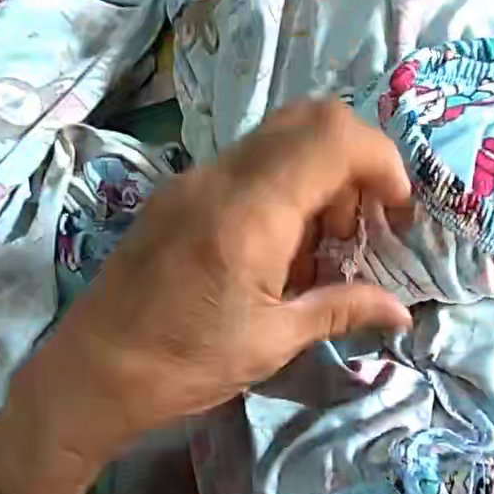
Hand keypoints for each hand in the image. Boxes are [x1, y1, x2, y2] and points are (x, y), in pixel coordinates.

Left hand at [0, 101, 414, 493]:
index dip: (383, 162)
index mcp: (250, 212)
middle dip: (354, 165)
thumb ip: (341, 310)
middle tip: (357, 231)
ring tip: (317, 252)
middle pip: (309, 120)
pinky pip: (245, 166)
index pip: (335, 136)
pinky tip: (275, 252)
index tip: (395, 214)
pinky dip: (281, 190)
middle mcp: (220, 177)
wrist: (93, 373)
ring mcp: (192, 180)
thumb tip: (401, 312)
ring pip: (277, 140)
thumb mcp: (272, 342)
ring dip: (317, 178)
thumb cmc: (184, 365)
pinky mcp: (176, 195)